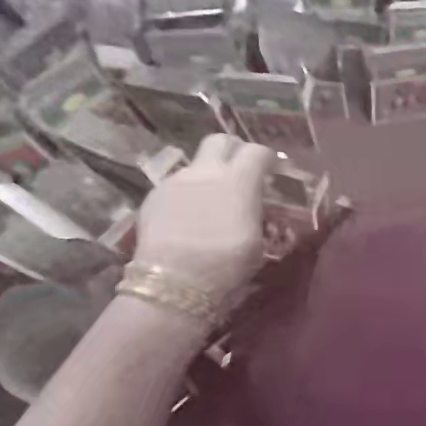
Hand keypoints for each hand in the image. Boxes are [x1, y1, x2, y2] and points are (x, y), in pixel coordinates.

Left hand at [133, 134, 273, 298]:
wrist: (173, 284)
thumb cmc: (226, 269)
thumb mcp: (257, 247)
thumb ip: (256, 217)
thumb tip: (256, 210)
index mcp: (237, 183)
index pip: (256, 152)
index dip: (267, 159)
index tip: (272, 171)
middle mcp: (204, 173)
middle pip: (219, 141)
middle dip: (233, 151)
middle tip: (241, 170)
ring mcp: (174, 182)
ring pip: (195, 166)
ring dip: (208, 177)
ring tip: (212, 204)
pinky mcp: (153, 198)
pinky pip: (176, 187)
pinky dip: (188, 196)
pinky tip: (188, 221)